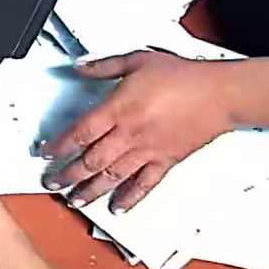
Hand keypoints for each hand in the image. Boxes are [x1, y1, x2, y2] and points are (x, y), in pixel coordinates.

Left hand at [43, 51, 239, 211]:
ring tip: (74, 200)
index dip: (60, 146)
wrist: (221, 93)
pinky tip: (117, 207)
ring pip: (112, 176)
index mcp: (119, 110)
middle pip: (91, 160)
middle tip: (52, 183)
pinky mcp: (165, 161)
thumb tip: (82, 67)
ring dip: (90, 190)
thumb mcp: (137, 61)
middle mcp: (130, 134)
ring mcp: (147, 151)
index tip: (46, 154)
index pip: (80, 133)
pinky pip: (144, 184)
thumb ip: (105, 66)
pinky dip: (129, 198)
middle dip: (68, 174)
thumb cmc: (183, 77)